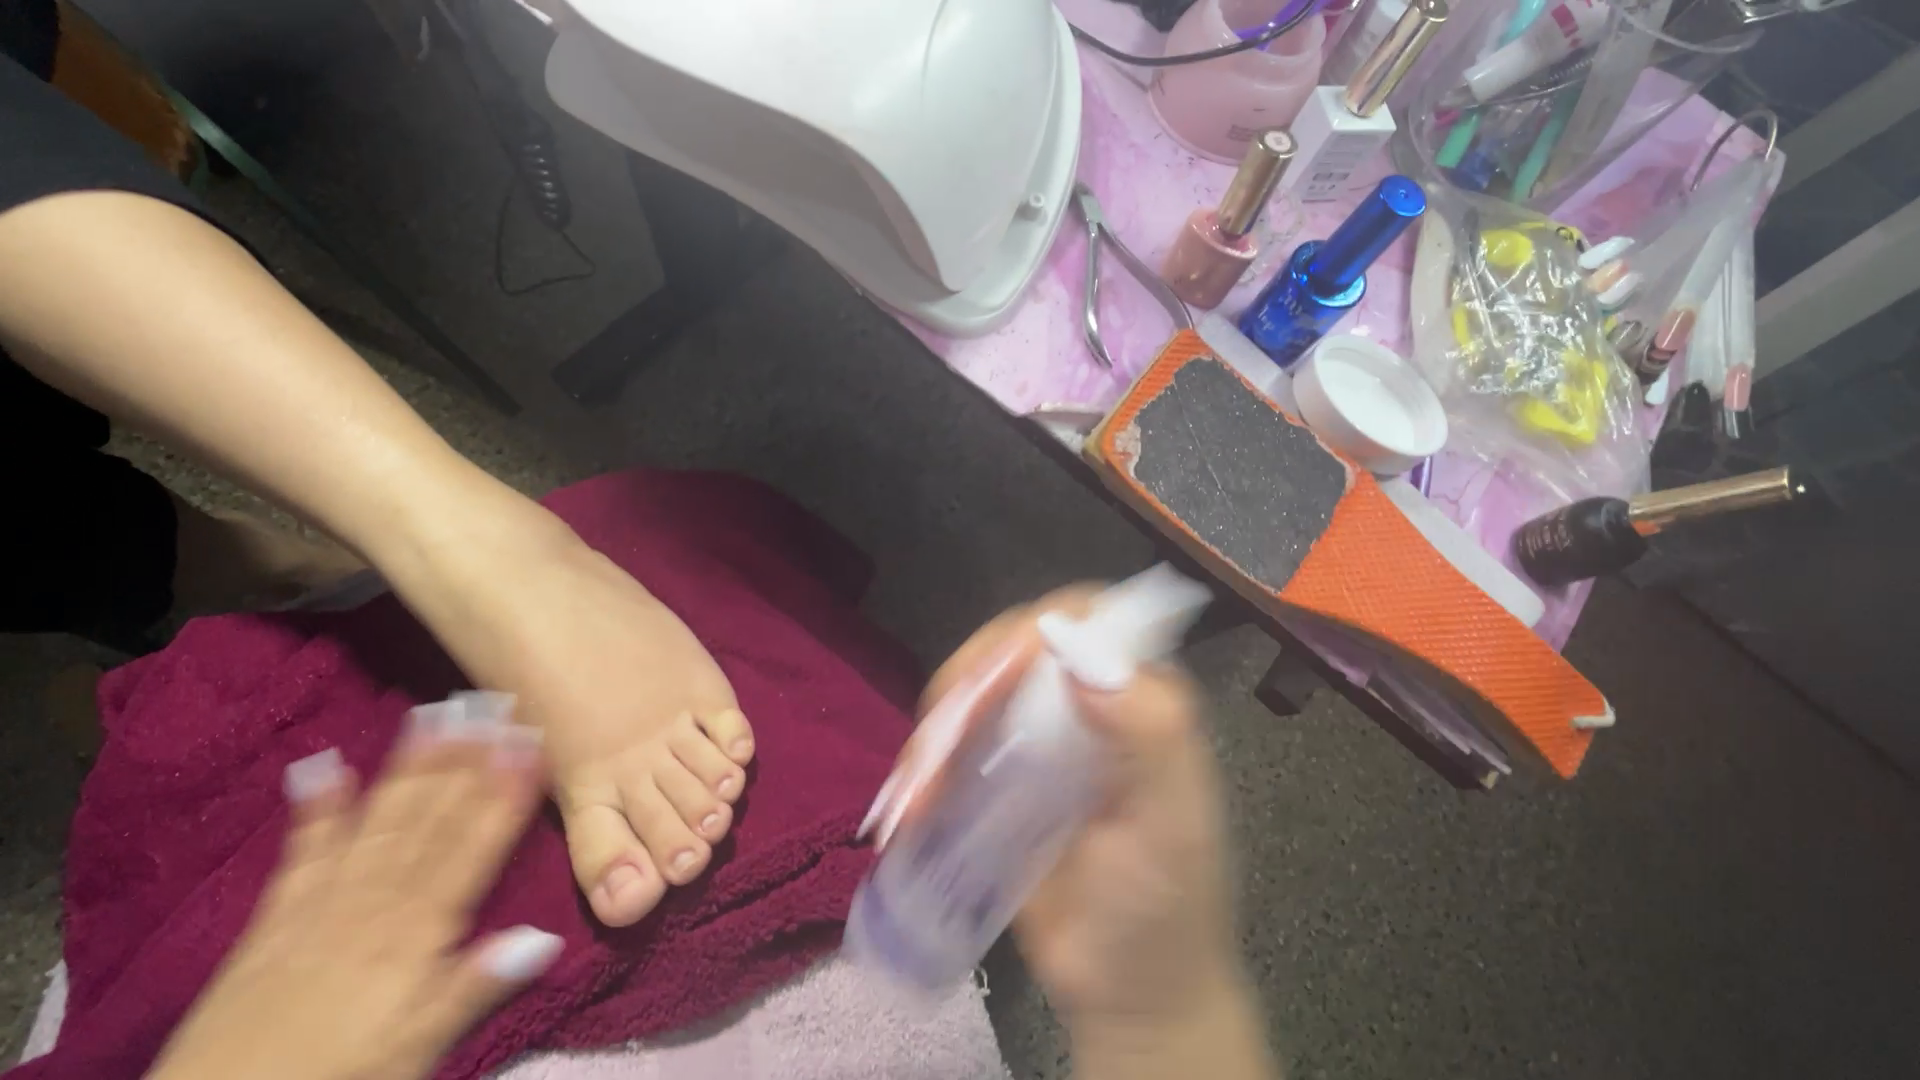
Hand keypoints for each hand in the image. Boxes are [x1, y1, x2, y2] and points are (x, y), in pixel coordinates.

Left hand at [150, 696, 557, 1079]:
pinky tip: (323, 765)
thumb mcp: (417, 1047)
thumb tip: (543, 937)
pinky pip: (303, 853)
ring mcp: (324, 901)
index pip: (471, 848)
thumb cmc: (336, 1078)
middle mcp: (374, 902)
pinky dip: (315, 808)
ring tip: (434, 715)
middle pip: (429, 821)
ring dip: (409, 767)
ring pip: (379, 821)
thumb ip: (475, 988)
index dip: (502, 793)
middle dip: (464, 761)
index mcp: (415, 932)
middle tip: (490, 706)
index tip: (526, 743)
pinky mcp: (278, 915)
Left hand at [382, 508, 754, 928]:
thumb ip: (573, 791)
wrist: (529, 589)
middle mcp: (628, 765)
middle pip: (675, 827)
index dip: (635, 889)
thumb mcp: (531, 744)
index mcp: (578, 787)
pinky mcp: (697, 681)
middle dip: (686, 851)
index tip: (646, 890)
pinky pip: (733, 733)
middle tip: (693, 851)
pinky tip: (732, 757)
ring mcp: (668, 721)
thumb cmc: (509, 665)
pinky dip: (738, 754)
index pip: (614, 860)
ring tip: (717, 810)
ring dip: (716, 807)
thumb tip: (603, 834)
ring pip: (709, 786)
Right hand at [914, 589, 1240, 1025]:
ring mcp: (1037, 741)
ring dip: (938, 730)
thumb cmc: (1164, 910)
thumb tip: (1075, 647)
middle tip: (941, 743)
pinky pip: (952, 748)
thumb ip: (1147, 733)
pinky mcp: (997, 780)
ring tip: (922, 790)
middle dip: (969, 685)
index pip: (1086, 619)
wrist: (1128, 995)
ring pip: (974, 694)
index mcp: (1137, 698)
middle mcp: (1084, 705)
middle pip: (1013, 649)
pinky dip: (926, 767)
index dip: (1035, 630)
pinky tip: (913, 804)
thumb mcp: (1171, 824)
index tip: (994, 681)